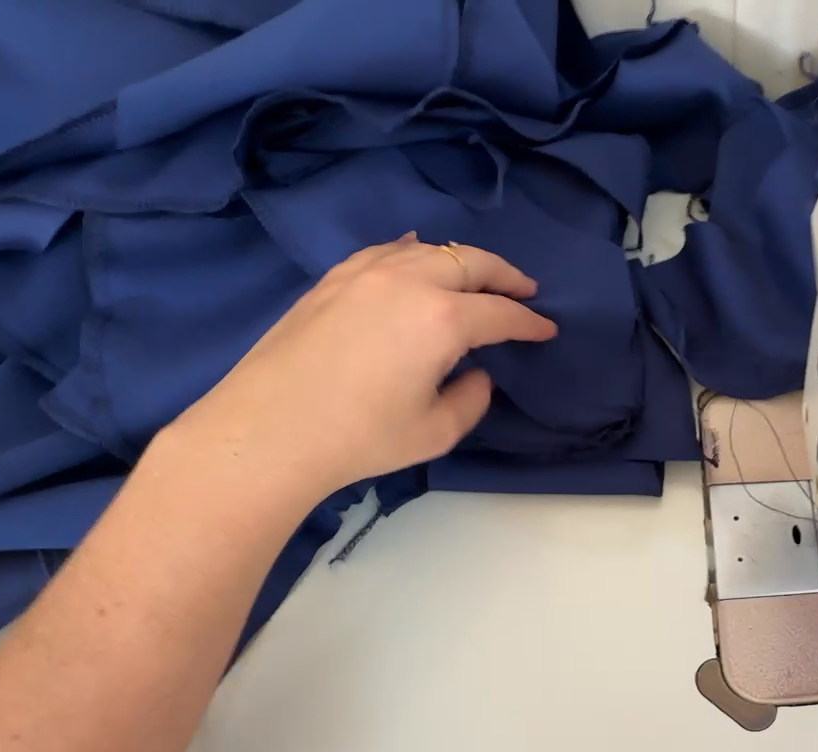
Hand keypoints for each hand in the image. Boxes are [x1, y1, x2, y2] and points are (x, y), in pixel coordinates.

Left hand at [163, 234, 556, 503]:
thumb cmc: (363, 437)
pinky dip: (415, 250)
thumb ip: (473, 398)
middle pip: (471, 262)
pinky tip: (418, 253)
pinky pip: (387, 249)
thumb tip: (476, 375)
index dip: (530, 322)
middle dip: (506, 276)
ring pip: (429, 249)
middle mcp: (408, 282)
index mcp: (442, 320)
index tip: (547, 330)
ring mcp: (366, 273)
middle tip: (526, 291)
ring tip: (479, 277)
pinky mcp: (334, 279)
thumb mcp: (438, 430)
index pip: (502, 313)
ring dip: (463, 260)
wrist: (270, 430)